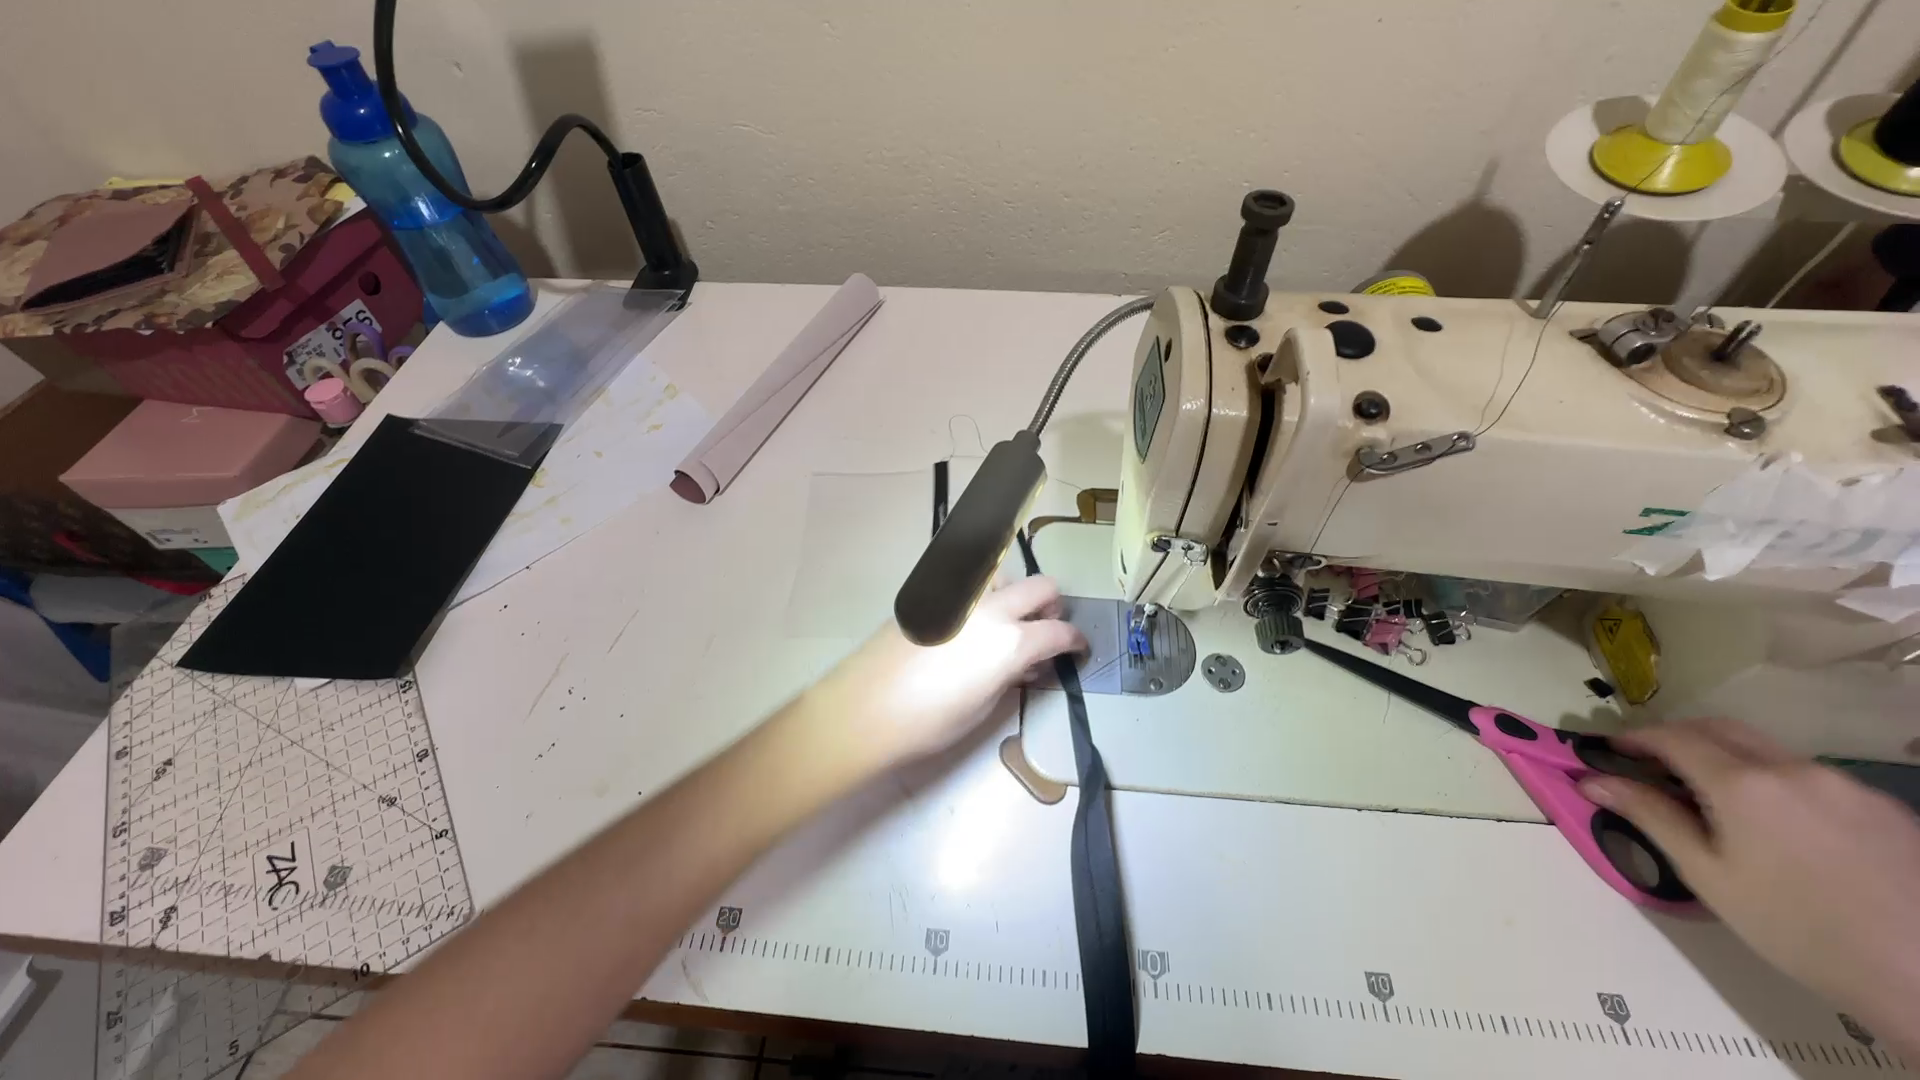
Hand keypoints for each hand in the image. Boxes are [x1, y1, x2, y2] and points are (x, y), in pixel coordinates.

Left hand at [803, 576, 1084, 774]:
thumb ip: (1010, 675)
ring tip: (1005, 622)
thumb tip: (1024, 664)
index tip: (1077, 649)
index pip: (1060, 631)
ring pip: (1003, 575)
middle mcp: (992, 609)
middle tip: (1046, 629)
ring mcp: (961, 598)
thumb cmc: (929, 721)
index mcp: (1012, 641)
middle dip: (1052, 606)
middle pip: (1041, 587)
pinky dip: (982, 599)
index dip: (1075, 641)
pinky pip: (969, 587)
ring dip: (1014, 593)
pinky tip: (968, 626)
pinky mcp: (931, 597)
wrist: (865, 708)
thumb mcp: (982, 707)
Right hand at [1580, 718, 1919, 1049]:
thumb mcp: (1708, 875)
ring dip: (1728, 758)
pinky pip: (1810, 775)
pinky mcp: (1883, 805)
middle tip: (1649, 763)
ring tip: (1713, 798)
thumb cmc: (1796, 929)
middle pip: (1721, 728)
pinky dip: (1775, 781)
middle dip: (1677, 736)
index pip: (1674, 737)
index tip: (1608, 749)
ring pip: (1768, 751)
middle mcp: (1795, 768)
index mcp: (1744, 784)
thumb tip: (1593, 781)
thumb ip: (1651, 817)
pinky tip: (1779, 825)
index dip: (1634, 737)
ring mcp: (1846, 784)